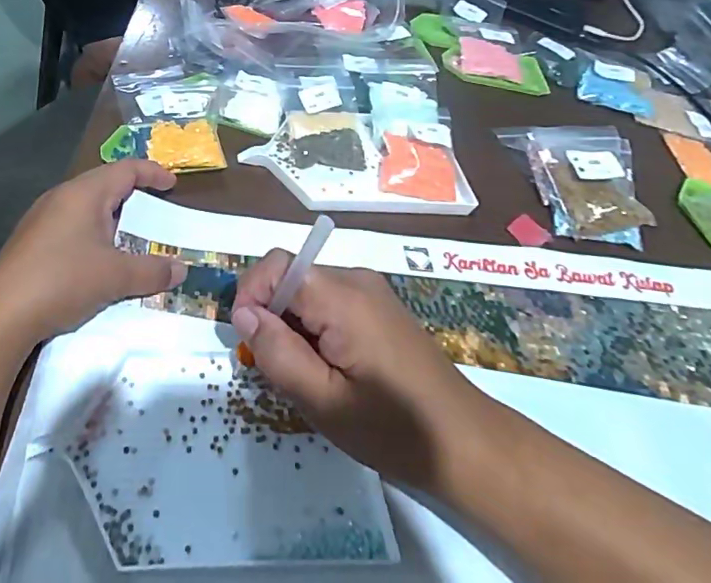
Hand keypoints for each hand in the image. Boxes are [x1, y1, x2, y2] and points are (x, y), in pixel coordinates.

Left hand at [0, 161, 184, 342]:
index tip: (172, 184)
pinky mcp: (31, 241)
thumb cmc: (63, 280)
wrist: (1, 314)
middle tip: (156, 212)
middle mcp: (61, 197)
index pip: (124, 170)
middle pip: (104, 185)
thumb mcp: (115, 276)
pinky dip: (92, 235)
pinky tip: (97, 261)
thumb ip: (152, 270)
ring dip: (111, 219)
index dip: (152, 173)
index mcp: (83, 193)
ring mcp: (41, 219)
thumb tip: (180, 269)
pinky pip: (70, 226)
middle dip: (132, 196)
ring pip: (85, 208)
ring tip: (131, 240)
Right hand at [230, 250, 480, 493]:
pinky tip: (328, 370)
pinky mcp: (379, 310)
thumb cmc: (392, 428)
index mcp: (343, 296)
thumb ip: (278, 352)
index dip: (251, 293)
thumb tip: (244, 314)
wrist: (466, 445)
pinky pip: (329, 304)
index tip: (247, 340)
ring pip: (308, 292)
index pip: (277, 264)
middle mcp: (356, 281)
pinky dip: (313, 329)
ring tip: (304, 376)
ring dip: (291, 325)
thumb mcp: (323, 400)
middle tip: (274, 368)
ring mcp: (371, 293)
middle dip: (270, 315)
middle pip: (292, 277)